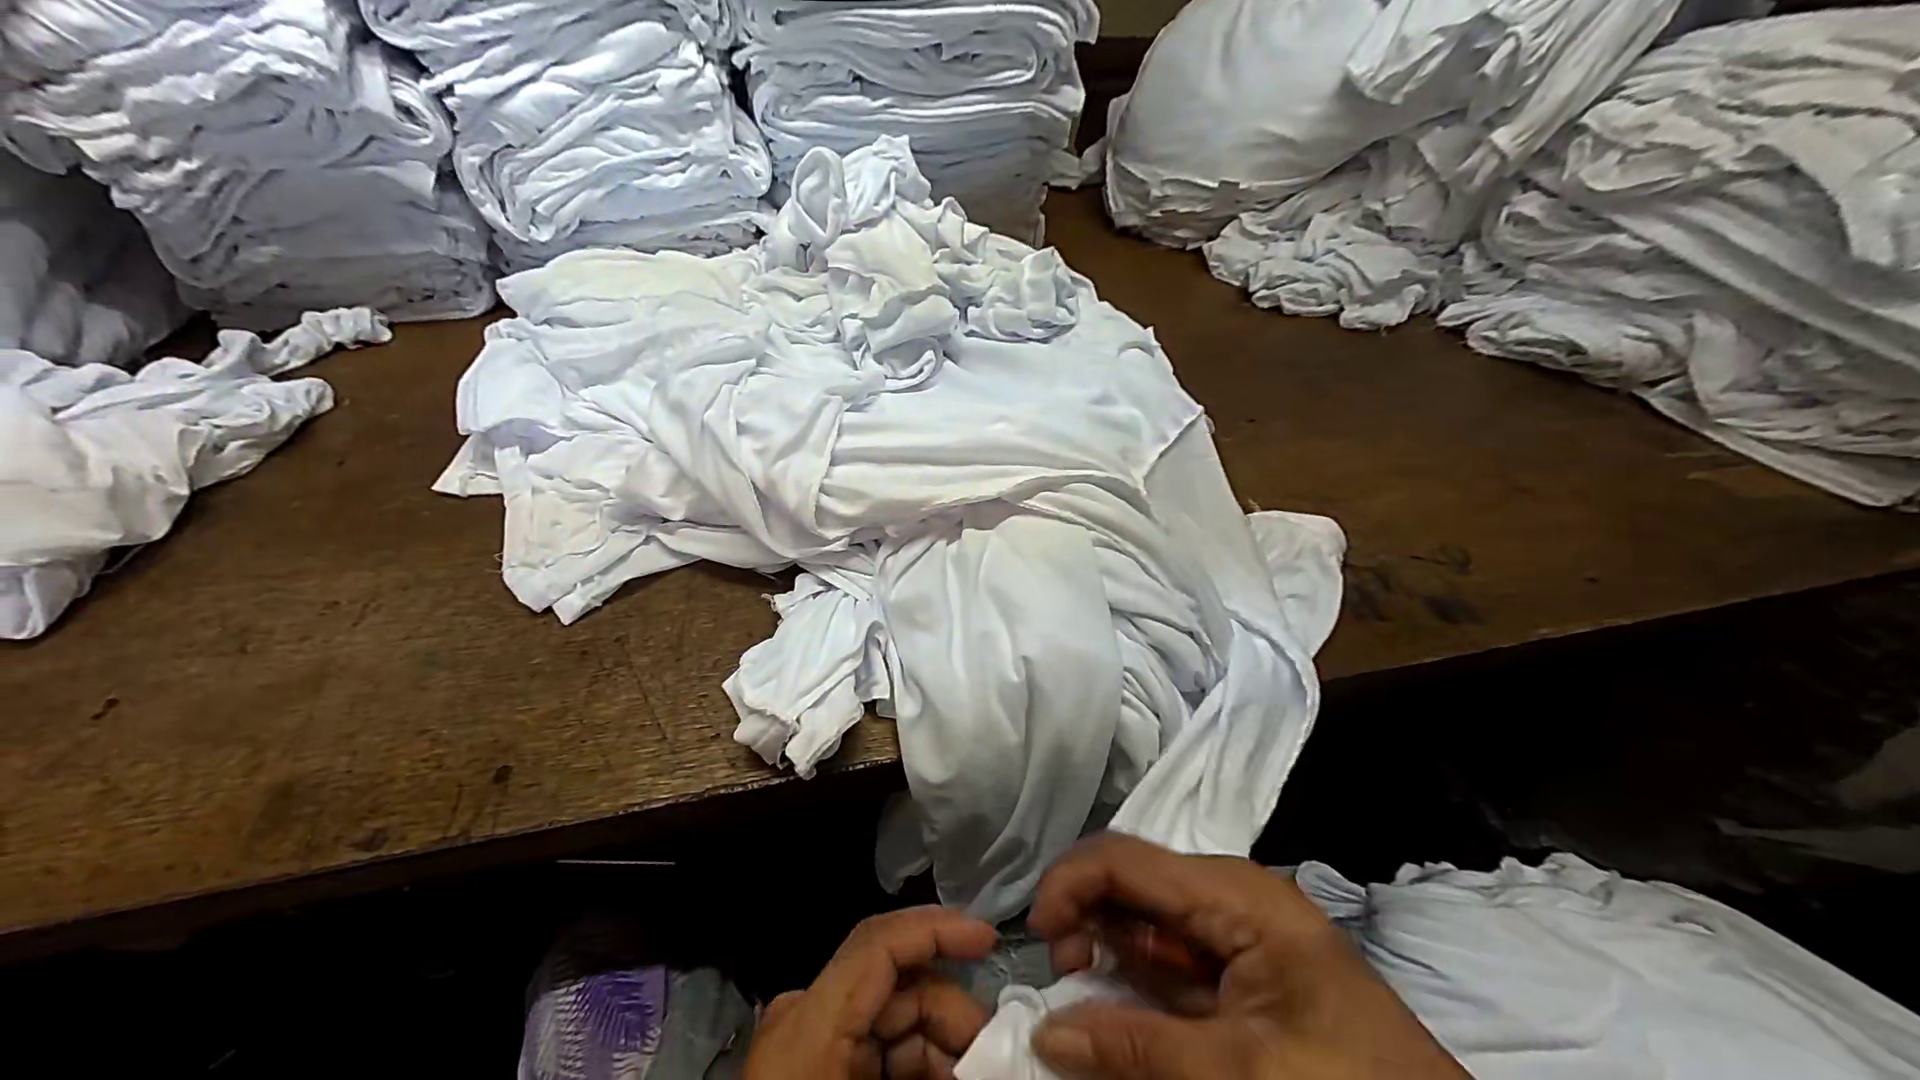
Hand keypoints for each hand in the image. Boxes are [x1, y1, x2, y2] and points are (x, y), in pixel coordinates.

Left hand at [744, 905, 997, 1079]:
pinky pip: (879, 1050)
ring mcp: (812, 1044)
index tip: (989, 942)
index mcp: (811, 1021)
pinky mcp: (820, 1068)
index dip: (936, 929)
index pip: (878, 944)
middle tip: (998, 1055)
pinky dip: (919, 1068)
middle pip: (898, 987)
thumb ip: (938, 1073)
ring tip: (976, 1072)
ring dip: (942, 1048)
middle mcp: (809, 1017)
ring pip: (896, 1021)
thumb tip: (998, 1056)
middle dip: (954, 1015)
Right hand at [1026, 833, 1469, 1079]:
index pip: (1127, 859)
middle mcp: (1230, 893)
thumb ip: (1137, 1047)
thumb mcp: (1238, 1073)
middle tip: (1062, 976)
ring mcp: (1237, 927)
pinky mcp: (1240, 962)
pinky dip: (1136, 972)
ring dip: (1106, 946)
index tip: (1036, 937)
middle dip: (1085, 916)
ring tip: (1082, 991)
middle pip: (1132, 879)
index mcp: (1234, 894)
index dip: (1070, 884)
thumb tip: (1044, 1031)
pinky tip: (1121, 1002)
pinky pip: (1170, 950)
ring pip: (1145, 915)